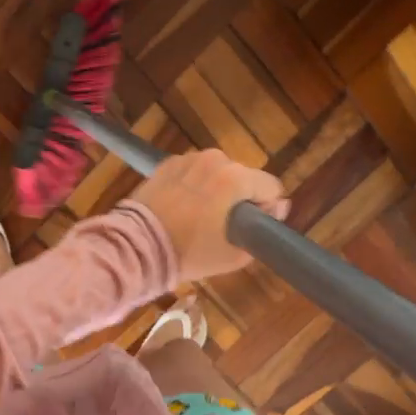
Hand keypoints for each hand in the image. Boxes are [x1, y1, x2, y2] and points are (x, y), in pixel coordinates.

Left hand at [128, 150, 290, 282]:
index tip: (252, 227)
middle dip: (237, 197)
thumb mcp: (232, 255)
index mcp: (235, 178)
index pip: (270, 186)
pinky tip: (180, 208)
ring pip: (215, 173)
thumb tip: (278, 209)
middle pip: (241, 177)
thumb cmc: (189, 254)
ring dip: (214, 190)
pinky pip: (191, 173)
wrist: (137, 248)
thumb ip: (262, 232)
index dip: (266, 208)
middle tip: (220, 225)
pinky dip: (191, 186)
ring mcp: (188, 159)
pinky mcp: (166, 165)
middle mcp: (215, 159)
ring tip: (197, 217)